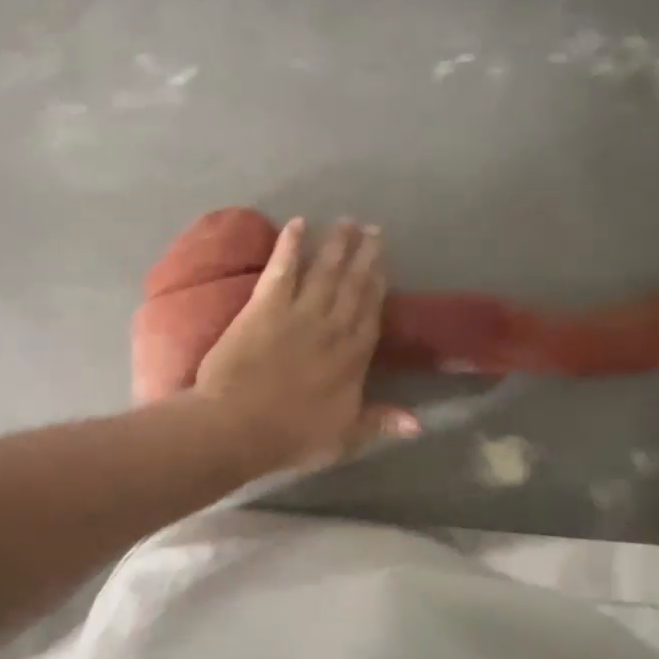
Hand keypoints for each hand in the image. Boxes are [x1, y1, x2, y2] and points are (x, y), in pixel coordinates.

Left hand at [193, 217, 416, 470]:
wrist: (239, 426)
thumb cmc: (290, 437)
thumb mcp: (344, 437)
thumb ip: (380, 422)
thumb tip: (420, 423)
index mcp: (353, 358)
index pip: (370, 314)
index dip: (378, 287)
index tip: (383, 265)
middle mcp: (333, 327)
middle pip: (352, 285)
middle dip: (363, 256)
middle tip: (371, 229)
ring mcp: (300, 312)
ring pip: (324, 270)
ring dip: (336, 244)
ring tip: (345, 221)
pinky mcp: (265, 304)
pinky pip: (283, 267)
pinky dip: (291, 244)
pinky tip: (298, 223)